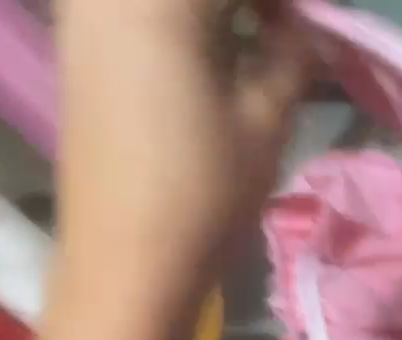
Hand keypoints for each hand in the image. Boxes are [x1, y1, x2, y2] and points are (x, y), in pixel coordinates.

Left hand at [55, 0, 310, 297]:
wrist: (128, 252)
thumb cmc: (205, 189)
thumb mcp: (264, 122)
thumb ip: (290, 58)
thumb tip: (309, 31)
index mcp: (158, 1)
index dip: (288, 2)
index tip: (320, 23)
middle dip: (257, 4)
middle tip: (293, 36)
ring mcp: (85, 9)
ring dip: (221, 13)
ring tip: (264, 43)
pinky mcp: (80, 38)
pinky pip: (138, 8)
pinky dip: (188, 21)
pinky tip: (220, 51)